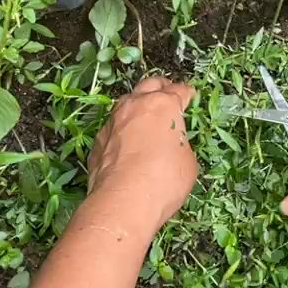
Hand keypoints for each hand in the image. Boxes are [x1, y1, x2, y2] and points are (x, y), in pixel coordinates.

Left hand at [87, 77, 197, 233]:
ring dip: (137, 106)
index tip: (190, 97)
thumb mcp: (187, 161)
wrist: (123, 202)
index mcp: (163, 105)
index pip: (179, 90)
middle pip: (150, 84)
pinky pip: (112, 128)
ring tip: (145, 120)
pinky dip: (121, 131)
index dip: (187, 94)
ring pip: (126, 103)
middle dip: (161, 88)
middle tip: (168, 97)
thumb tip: (172, 146)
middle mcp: (136, 106)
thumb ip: (180, 144)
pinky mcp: (97, 141)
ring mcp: (113, 122)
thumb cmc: (164, 180)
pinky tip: (126, 146)